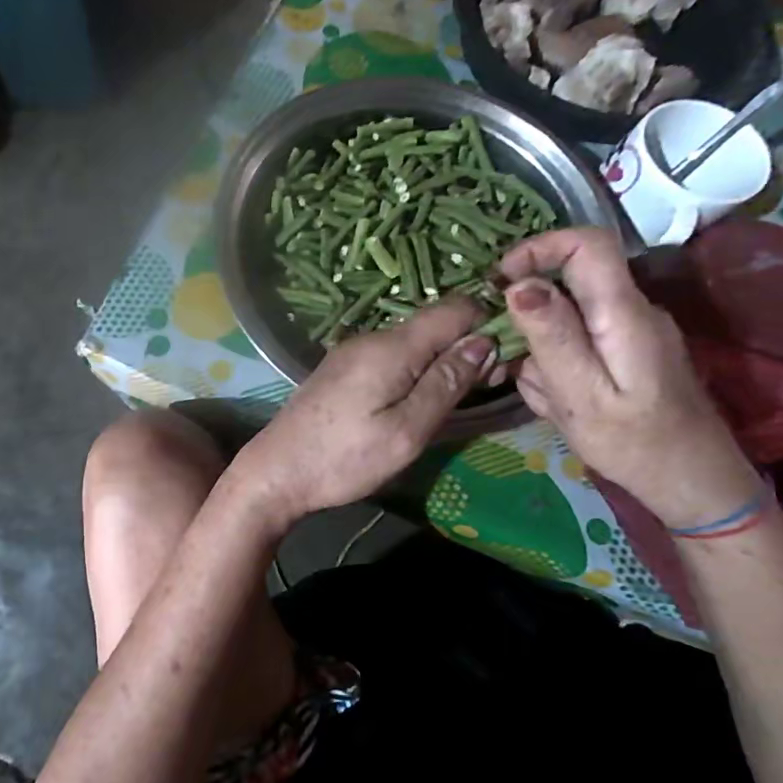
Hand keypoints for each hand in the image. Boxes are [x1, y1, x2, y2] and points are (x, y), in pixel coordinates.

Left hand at [228, 297, 501, 525]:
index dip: (488, 323)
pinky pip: (389, 358)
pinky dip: (413, 371)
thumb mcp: (406, 430)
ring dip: (440, 362)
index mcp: (390, 347)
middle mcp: (369, 339)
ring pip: (412, 343)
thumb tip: (484, 342)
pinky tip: (416, 400)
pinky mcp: (339, 372)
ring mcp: (350, 354)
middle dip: (466, 347)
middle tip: (486, 388)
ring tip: (455, 399)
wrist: (274, 474)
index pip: (454, 309)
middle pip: (433, 325)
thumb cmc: (343, 459)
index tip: (507, 357)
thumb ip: (446, 384)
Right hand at [498, 228, 758, 527]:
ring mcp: (629, 330)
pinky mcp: (624, 350)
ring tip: (546, 396)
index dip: (537, 248)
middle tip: (511, 360)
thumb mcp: (581, 395)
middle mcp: (632, 309)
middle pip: (567, 281)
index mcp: (624, 313)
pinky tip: (559, 401)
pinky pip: (574, 342)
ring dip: (538, 349)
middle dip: (527, 315)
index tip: (498, 281)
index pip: (586, 243)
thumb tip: (518, 285)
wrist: (691, 482)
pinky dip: (553, 366)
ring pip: (563, 316)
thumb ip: (551, 336)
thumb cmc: (634, 443)